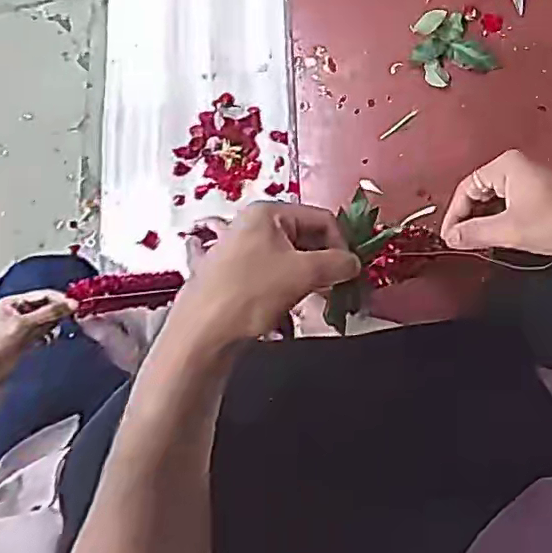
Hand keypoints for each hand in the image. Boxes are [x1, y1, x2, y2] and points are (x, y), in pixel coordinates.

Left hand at [0, 291, 75, 394]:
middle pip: (48, 305)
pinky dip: (50, 333)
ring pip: (48, 318)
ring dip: (55, 324)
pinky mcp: (25, 338)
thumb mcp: (23, 325)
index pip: (45, 294)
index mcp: (13, 303)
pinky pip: (45, 331)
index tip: (77, 307)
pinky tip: (49, 339)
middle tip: (71, 318)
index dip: (62, 300)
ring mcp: (21, 325)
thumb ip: (50, 312)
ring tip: (56, 332)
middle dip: (59, 312)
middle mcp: (18, 311)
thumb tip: (75, 303)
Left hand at [163, 202, 359, 348]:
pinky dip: (289, 285)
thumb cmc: (250, 295)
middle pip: (307, 237)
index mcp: (267, 212)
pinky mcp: (232, 275)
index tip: (349, 270)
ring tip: (317, 297)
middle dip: (326, 262)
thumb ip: (339, 263)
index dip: (342, 243)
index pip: (322, 219)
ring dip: (310, 276)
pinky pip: (273, 272)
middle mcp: (251, 225)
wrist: (197, 340)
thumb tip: (355, 264)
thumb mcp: (305, 273)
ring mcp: (239, 250)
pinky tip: (292, 304)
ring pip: (291, 257)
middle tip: (337, 285)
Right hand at [441, 149, 551, 260]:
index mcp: (508, 165)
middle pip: (478, 190)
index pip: (467, 187)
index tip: (448, 238)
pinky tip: (497, 235)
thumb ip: (474, 232)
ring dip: (483, 218)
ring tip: (476, 241)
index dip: (454, 215)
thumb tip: (451, 237)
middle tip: (460, 242)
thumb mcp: (509, 231)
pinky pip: (508, 200)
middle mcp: (517, 164)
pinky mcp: (538, 189)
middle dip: (468, 216)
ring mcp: (529, 176)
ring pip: (494, 197)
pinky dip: (499, 217)